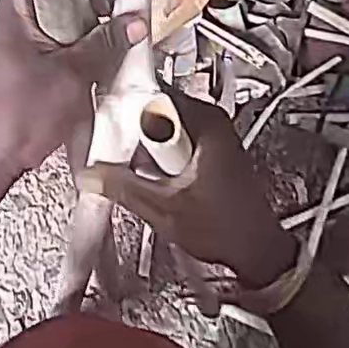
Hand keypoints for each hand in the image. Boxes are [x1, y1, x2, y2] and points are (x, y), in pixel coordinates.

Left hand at [0, 0, 145, 179]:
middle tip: (106, 12)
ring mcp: (25, 37)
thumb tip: (134, 22)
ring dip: (88, 20)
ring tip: (105, 38)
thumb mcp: (73, 75)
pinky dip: (82, 39)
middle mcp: (17, 18)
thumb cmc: (19, 118)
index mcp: (15, 11)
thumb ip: (105, 44)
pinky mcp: (34, 55)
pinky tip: (97, 55)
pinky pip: (63, 34)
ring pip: (63, 9)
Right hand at [78, 91, 296, 284]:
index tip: (106, 129)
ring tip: (134, 169)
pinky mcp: (207, 146)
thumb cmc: (226, 229)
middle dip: (133, 131)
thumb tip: (90, 175)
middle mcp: (209, 118)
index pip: (153, 96)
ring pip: (161, 123)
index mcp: (204, 120)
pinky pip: (172, 135)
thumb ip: (124, 188)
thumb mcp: (166, 209)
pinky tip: (151, 175)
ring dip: (144, 143)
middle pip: (155, 108)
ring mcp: (210, 131)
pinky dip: (157, 151)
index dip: (126, 111)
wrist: (258, 251)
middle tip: (116, 155)